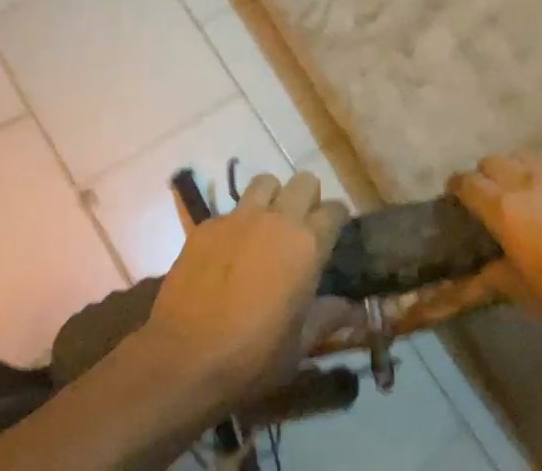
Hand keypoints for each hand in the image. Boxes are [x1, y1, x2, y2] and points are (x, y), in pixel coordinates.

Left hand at [142, 171, 352, 402]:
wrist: (184, 359)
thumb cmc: (253, 356)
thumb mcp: (299, 344)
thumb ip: (329, 317)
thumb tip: (357, 313)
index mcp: (307, 244)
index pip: (335, 210)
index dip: (338, 222)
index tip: (334, 237)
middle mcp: (276, 220)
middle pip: (303, 182)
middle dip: (308, 199)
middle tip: (301, 229)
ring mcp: (237, 219)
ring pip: (264, 183)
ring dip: (272, 198)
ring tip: (266, 229)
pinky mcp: (205, 228)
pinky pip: (229, 212)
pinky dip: (235, 226)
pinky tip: (228, 256)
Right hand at [450, 153, 541, 348]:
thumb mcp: (525, 293)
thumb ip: (494, 275)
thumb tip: (480, 270)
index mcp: (506, 208)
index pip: (468, 183)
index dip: (456, 189)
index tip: (455, 199)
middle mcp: (530, 180)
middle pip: (493, 161)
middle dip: (483, 176)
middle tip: (487, 199)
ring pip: (525, 155)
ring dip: (513, 168)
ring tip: (522, 192)